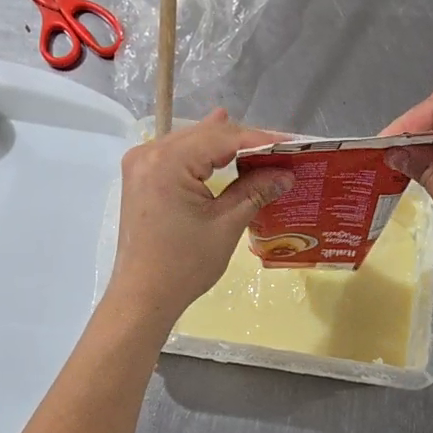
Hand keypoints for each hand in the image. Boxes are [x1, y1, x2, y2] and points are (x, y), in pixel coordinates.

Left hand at [105, 110, 294, 320]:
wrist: (142, 296)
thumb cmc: (184, 265)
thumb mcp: (226, 225)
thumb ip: (255, 190)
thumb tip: (287, 173)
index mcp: (168, 161)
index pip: (222, 138)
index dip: (260, 140)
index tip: (292, 145)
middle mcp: (149, 153)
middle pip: (205, 136)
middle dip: (244, 142)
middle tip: (281, 150)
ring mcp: (140, 164)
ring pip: (191, 143)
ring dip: (223, 147)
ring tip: (260, 146)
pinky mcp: (140, 178)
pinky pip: (177, 156)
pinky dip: (202, 157)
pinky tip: (220, 149)